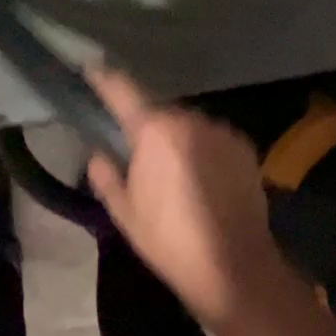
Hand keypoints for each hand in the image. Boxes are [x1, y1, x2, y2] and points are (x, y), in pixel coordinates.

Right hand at [85, 63, 280, 323]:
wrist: (236, 269)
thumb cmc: (171, 241)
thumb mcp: (124, 213)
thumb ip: (105, 175)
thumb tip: (100, 153)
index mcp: (154, 130)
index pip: (122, 90)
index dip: (104, 78)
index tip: (92, 67)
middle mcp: (189, 120)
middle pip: (158, 111)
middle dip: (147, 125)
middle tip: (138, 153)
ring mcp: (220, 131)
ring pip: (188, 125)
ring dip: (177, 138)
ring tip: (174, 173)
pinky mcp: (243, 148)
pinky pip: (213, 139)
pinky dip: (203, 150)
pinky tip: (202, 180)